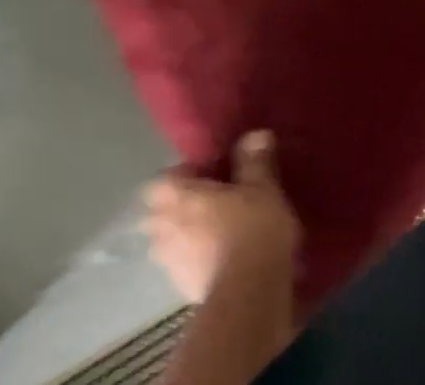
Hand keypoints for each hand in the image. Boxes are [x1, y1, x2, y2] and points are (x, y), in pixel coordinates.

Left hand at [143, 130, 301, 303]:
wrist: (246, 289)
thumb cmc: (253, 227)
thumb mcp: (264, 187)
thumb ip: (255, 161)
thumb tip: (253, 135)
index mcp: (177, 198)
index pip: (164, 178)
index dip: (186, 173)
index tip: (215, 173)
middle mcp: (161, 226)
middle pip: (162, 208)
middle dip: (184, 203)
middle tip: (220, 199)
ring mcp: (165, 258)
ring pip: (170, 235)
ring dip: (188, 229)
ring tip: (223, 227)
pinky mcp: (177, 282)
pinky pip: (183, 257)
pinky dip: (197, 252)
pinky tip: (225, 252)